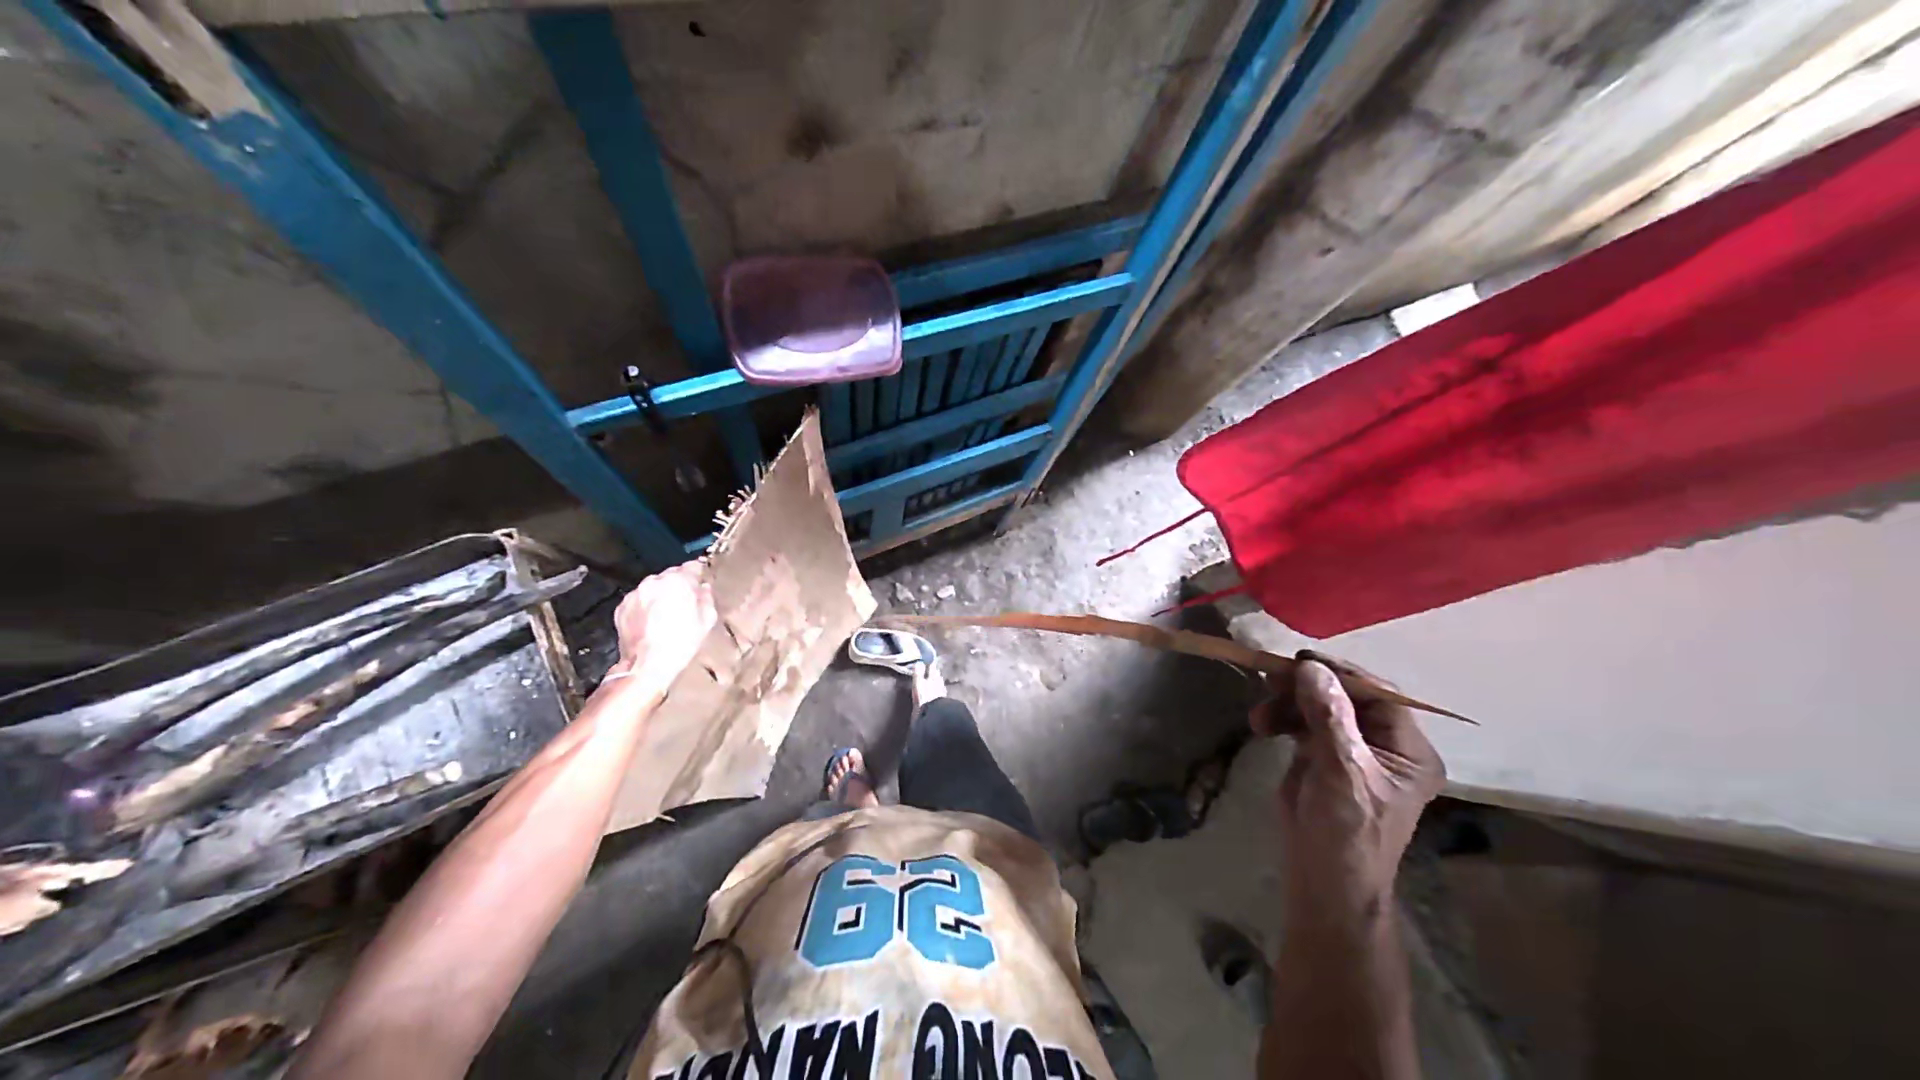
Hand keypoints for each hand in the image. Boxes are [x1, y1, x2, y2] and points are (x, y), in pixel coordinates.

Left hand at [609, 560, 716, 683]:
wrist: (648, 664)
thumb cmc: (681, 643)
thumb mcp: (706, 621)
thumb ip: (706, 598)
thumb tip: (703, 588)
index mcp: (678, 581)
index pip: (692, 567)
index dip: (698, 574)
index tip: (700, 580)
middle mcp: (654, 582)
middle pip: (670, 576)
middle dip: (677, 585)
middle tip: (684, 603)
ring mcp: (635, 594)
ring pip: (652, 587)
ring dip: (660, 595)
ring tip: (665, 615)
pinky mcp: (622, 607)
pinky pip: (638, 600)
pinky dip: (645, 606)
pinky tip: (651, 622)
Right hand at [1252, 654, 1443, 928]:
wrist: (1323, 881)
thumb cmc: (1345, 832)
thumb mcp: (1340, 771)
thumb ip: (1327, 716)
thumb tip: (1311, 667)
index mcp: (1407, 749)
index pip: (1378, 694)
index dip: (1340, 673)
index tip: (1300, 660)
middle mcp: (1384, 745)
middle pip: (1345, 697)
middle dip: (1306, 688)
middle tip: (1269, 679)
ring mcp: (1352, 751)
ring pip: (1319, 707)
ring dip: (1287, 704)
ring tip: (1259, 716)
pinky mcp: (1323, 759)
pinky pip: (1303, 724)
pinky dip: (1282, 719)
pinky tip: (1263, 725)